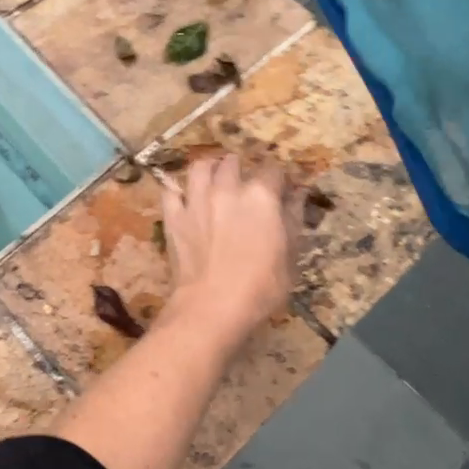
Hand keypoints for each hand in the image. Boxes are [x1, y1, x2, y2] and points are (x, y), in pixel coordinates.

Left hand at [157, 154, 298, 344]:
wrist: (212, 305)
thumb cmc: (261, 286)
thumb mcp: (290, 254)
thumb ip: (293, 218)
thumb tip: (298, 193)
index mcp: (260, 196)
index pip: (273, 170)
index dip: (279, 178)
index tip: (281, 188)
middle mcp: (226, 189)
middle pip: (232, 163)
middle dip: (241, 168)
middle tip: (245, 182)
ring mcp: (195, 200)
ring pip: (200, 167)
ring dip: (210, 167)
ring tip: (214, 176)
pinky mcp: (173, 216)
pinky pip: (170, 190)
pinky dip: (177, 188)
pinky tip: (184, 195)